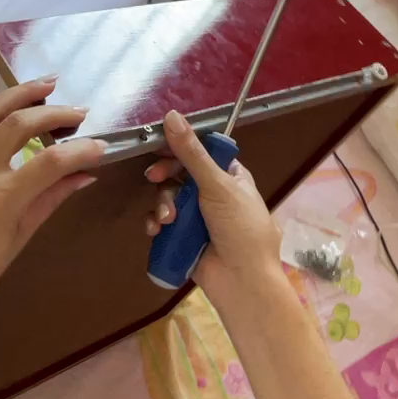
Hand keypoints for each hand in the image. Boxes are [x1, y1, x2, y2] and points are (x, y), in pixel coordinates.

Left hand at [0, 77, 103, 348]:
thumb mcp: (19, 238)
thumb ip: (51, 200)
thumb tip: (85, 176)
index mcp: (2, 198)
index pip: (52, 161)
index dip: (81, 150)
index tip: (101, 146)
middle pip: (21, 124)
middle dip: (54, 111)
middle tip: (80, 112)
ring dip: (20, 92)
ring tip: (47, 83)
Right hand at [144, 110, 283, 301]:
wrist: (242, 283)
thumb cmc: (241, 229)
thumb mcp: (218, 186)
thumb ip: (192, 152)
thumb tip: (171, 115)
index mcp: (230, 176)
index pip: (200, 151)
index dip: (179, 148)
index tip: (160, 147)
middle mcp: (213, 193)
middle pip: (179, 173)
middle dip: (166, 178)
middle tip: (154, 177)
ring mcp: (197, 216)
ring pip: (168, 197)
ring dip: (163, 204)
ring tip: (167, 219)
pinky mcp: (183, 236)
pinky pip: (163, 221)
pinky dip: (157, 223)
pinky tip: (156, 229)